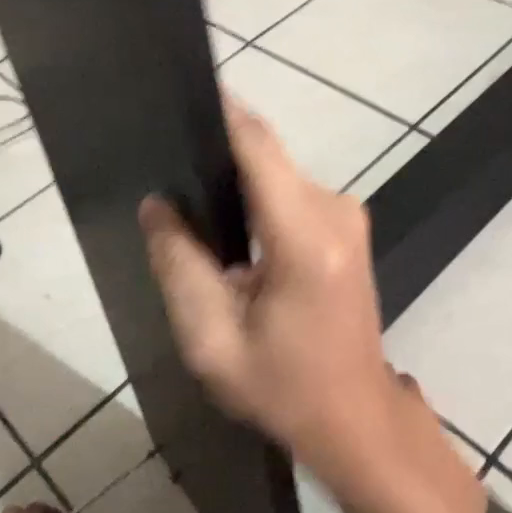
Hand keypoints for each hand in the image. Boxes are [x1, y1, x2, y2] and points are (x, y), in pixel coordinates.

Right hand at [137, 99, 400, 474]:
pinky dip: (255, 197)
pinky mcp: (345, 226)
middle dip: (214, 154)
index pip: (257, 147)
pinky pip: (288, 192)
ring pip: (274, 173)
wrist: (354, 420)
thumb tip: (157, 205)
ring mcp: (346, 216)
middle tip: (160, 170)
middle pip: (263, 156)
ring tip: (185, 202)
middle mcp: (334, 211)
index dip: (217, 113)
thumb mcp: (212, 342)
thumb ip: (179, 267)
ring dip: (234, 180)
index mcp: (305, 238)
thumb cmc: (283, 389)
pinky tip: (225, 225)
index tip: (173, 93)